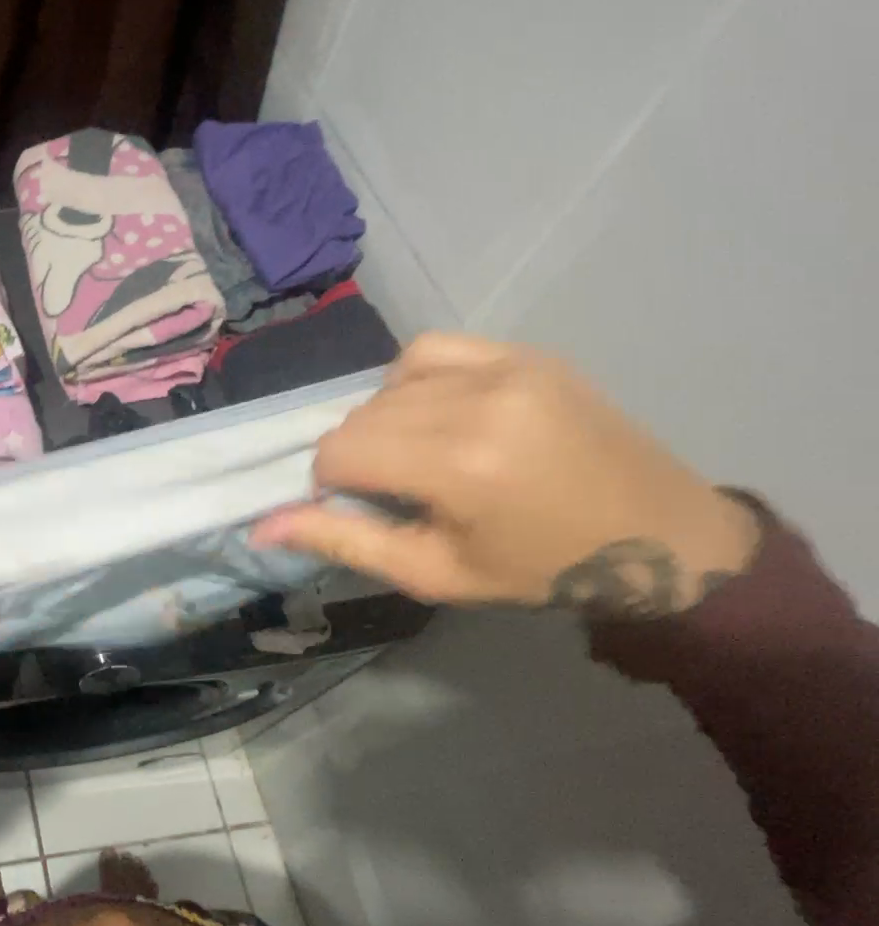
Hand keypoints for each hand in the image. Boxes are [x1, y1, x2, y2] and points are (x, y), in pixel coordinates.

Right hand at [251, 333, 759, 617]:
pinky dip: (411, 380)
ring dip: (382, 421)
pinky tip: (435, 411)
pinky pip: (429, 351)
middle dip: (359, 456)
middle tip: (400, 490)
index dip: (334, 485)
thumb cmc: (541, 570)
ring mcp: (506, 370)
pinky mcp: (525, 355)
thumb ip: (342, 542)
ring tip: (419, 452)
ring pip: (386, 386)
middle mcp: (477, 404)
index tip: (370, 509)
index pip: (338, 452)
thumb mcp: (433, 574)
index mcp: (456, 466)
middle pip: (358, 418)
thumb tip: (259, 526)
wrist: (665, 542)